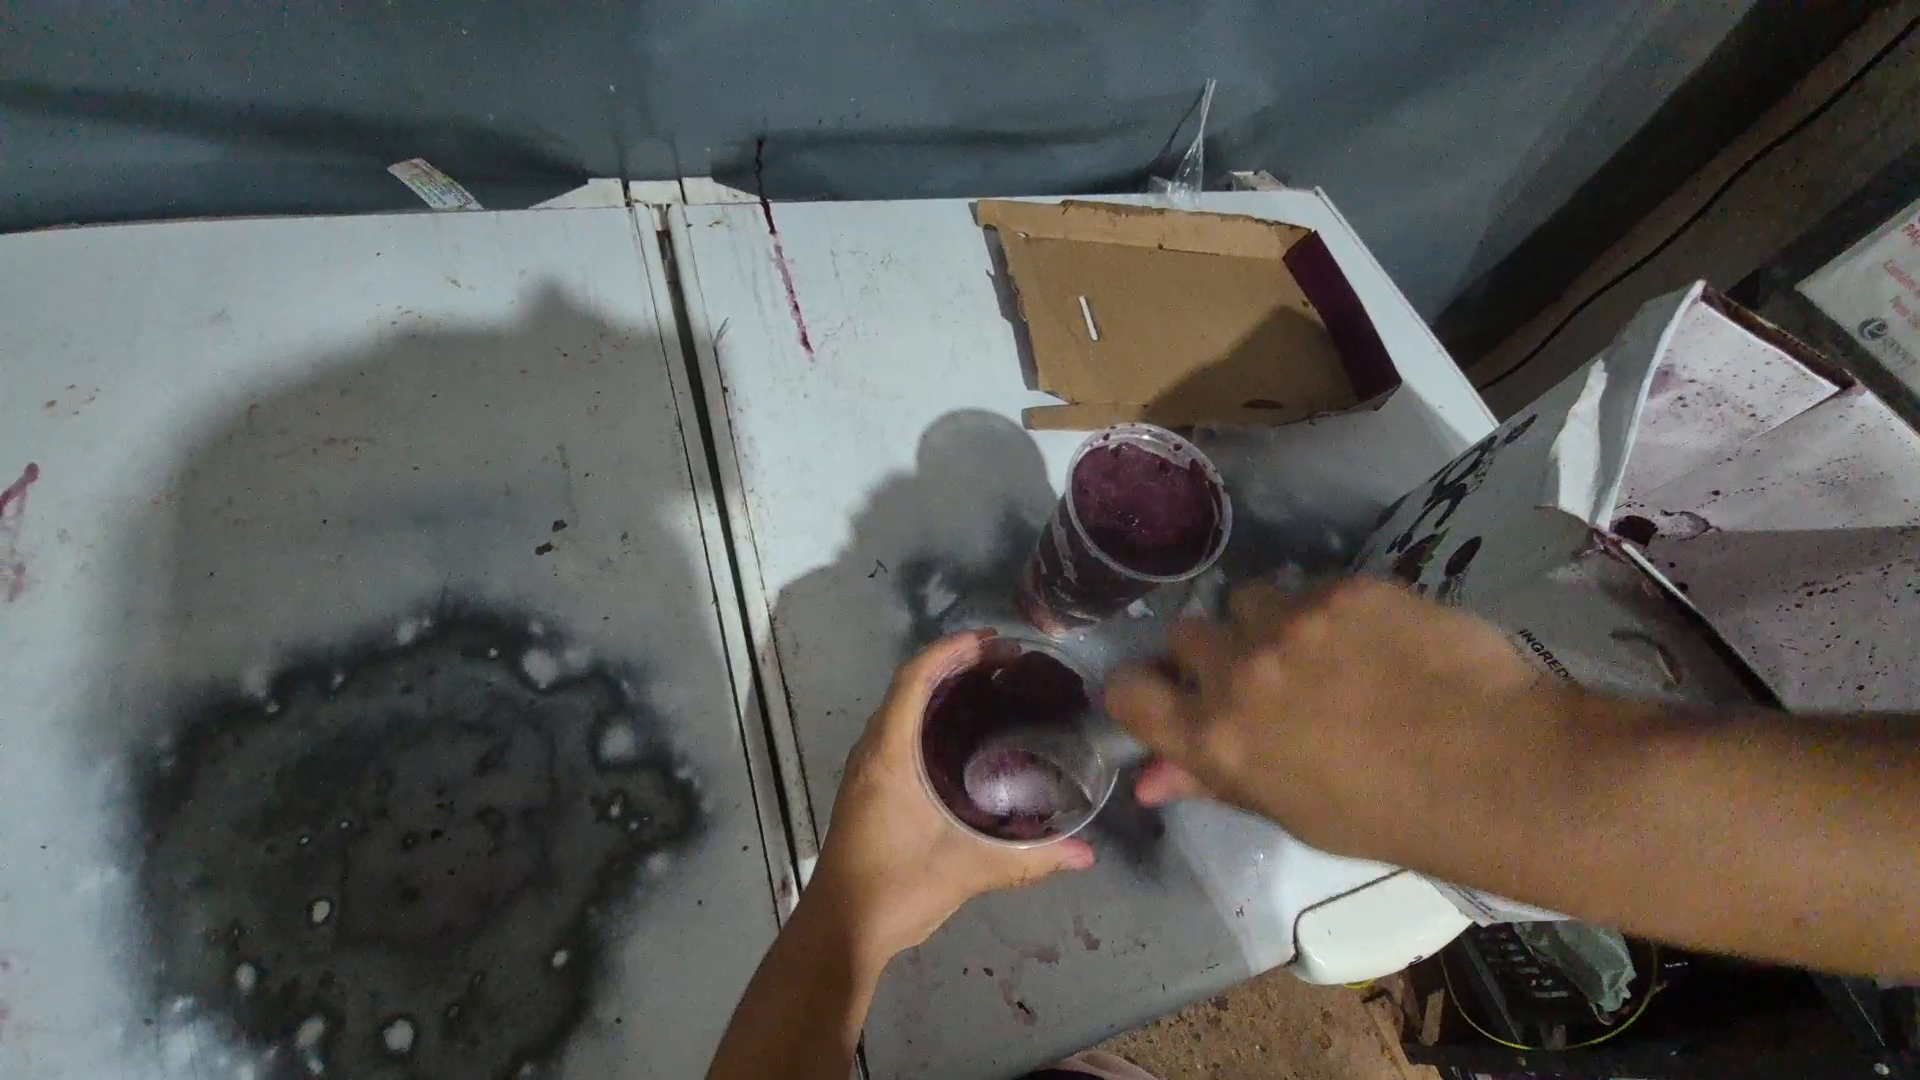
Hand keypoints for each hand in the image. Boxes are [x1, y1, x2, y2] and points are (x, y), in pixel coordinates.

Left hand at [806, 631, 1095, 966]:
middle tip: (1004, 659)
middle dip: (953, 662)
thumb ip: (1027, 859)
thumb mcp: (965, 870)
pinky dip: (929, 711)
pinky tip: (963, 730)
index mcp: (888, 754)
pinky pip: (899, 727)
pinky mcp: (869, 784)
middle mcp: (873, 750)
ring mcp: (867, 767)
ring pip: (902, 705)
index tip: (990, 641)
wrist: (839, 931)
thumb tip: (1085, 854)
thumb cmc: (894, 889)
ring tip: (989, 682)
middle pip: (909, 684)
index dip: (949, 651)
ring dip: (939, 685)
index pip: (913, 679)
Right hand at [1107, 578, 1548, 865]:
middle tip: (1260, 676)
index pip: (1127, 691)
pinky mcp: (1341, 589)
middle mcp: (1236, 673)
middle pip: (1184, 634)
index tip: (1165, 690)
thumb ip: (1208, 781)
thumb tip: (1146, 781)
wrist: (1506, 771)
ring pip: (1244, 600)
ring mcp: (1288, 623)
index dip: (1138, 687)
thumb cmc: (1389, 814)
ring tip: (1318, 649)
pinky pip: (1307, 587)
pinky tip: (1371, 638)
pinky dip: (1325, 610)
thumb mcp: (1286, 810)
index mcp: (1214, 739)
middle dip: (1211, 653)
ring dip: (1265, 623)